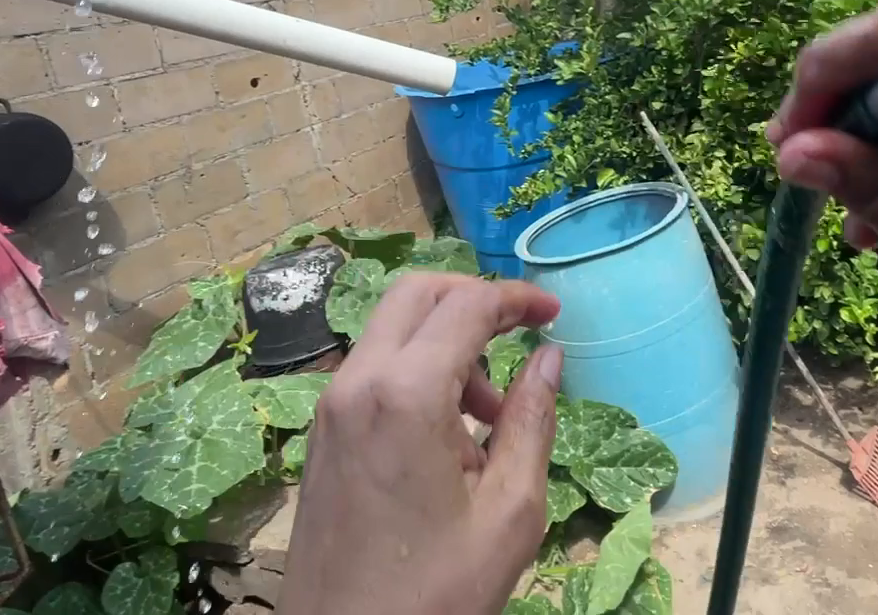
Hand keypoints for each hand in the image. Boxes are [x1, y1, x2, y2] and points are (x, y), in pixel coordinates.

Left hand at [279, 273, 563, 614]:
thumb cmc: (436, 592)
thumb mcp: (509, 510)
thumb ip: (532, 419)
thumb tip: (548, 357)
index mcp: (406, 392)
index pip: (467, 306)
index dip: (517, 298)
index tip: (554, 313)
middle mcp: (359, 380)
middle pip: (419, 293)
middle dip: (474, 299)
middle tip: (518, 333)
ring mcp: (333, 403)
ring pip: (395, 327)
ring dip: (448, 340)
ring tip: (489, 413)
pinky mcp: (324, 429)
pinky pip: (377, 366)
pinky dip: (419, 368)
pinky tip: (448, 431)